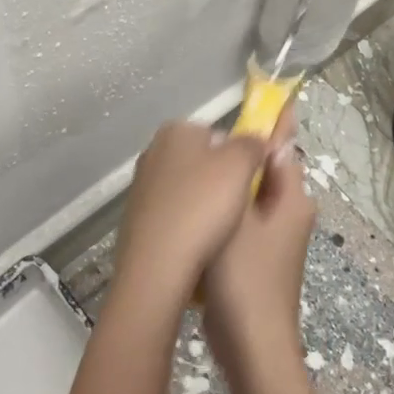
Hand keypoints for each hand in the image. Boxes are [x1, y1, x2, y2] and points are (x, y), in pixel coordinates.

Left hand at [113, 121, 269, 302]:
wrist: (157, 263)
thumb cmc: (202, 206)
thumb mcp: (239, 166)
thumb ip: (252, 144)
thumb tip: (257, 140)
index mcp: (175, 130)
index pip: (219, 135)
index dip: (241, 157)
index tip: (253, 183)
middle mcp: (152, 150)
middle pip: (203, 161)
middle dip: (223, 181)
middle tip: (240, 208)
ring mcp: (141, 183)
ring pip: (189, 189)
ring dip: (205, 205)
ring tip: (221, 230)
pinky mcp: (136, 214)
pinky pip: (173, 213)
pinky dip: (187, 224)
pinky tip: (198, 243)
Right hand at [201, 138, 316, 364]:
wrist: (251, 348)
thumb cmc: (244, 277)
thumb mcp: (239, 218)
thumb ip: (246, 178)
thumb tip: (257, 143)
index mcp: (292, 199)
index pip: (283, 148)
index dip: (273, 122)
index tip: (264, 96)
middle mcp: (289, 214)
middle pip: (263, 173)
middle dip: (237, 159)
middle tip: (200, 148)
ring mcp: (275, 240)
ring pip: (249, 200)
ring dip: (226, 190)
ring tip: (191, 178)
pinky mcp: (258, 262)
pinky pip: (241, 224)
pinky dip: (223, 216)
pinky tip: (194, 217)